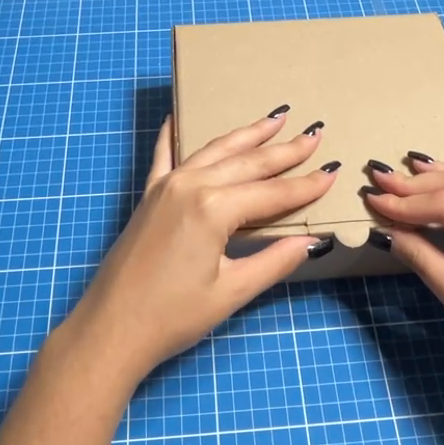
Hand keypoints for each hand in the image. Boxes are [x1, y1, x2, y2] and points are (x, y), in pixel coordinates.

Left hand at [64, 108, 339, 379]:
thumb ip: (274, 261)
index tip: (332, 171)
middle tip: (314, 132)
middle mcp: (192, 184)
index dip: (305, 185)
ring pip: (216, 150)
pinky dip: (174, 133)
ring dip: (247, 134)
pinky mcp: (149, 193)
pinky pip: (165, 153)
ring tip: (274, 118)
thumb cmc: (172, 317)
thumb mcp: (231, 293)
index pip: (272, 194)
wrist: (110, 328)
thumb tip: (312, 242)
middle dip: (284, 150)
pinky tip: (178, 116)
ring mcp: (167, 184)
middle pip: (248, 163)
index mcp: (215, 208)